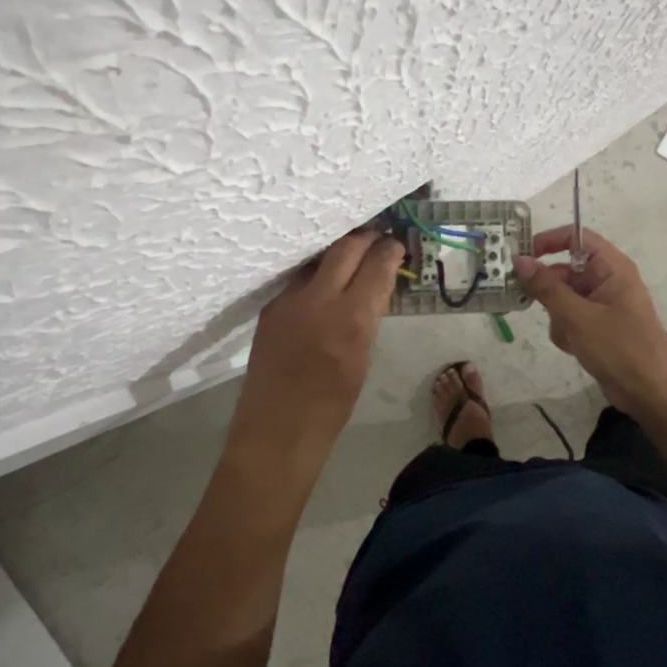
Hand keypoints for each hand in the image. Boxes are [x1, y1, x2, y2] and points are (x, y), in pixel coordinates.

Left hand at [236, 230, 404, 446]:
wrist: (277, 428)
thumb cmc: (332, 405)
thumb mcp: (364, 358)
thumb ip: (369, 317)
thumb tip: (375, 286)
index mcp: (352, 319)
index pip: (377, 266)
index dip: (390, 250)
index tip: (395, 245)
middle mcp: (320, 300)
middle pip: (346, 247)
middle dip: (365, 238)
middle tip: (376, 237)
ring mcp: (289, 301)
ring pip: (319, 259)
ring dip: (338, 253)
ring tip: (352, 255)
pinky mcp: (270, 308)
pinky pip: (298, 281)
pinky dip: (316, 276)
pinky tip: (322, 285)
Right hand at [514, 226, 666, 415]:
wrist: (650, 392)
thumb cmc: (620, 348)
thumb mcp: (578, 317)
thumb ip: (546, 288)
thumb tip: (520, 260)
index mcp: (612, 268)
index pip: (577, 238)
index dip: (550, 241)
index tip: (523, 254)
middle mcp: (609, 281)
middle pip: (566, 270)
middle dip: (549, 290)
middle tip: (527, 301)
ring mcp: (604, 305)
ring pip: (564, 297)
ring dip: (558, 316)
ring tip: (569, 336)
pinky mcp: (599, 327)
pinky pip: (571, 318)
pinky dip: (567, 331)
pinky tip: (574, 348)